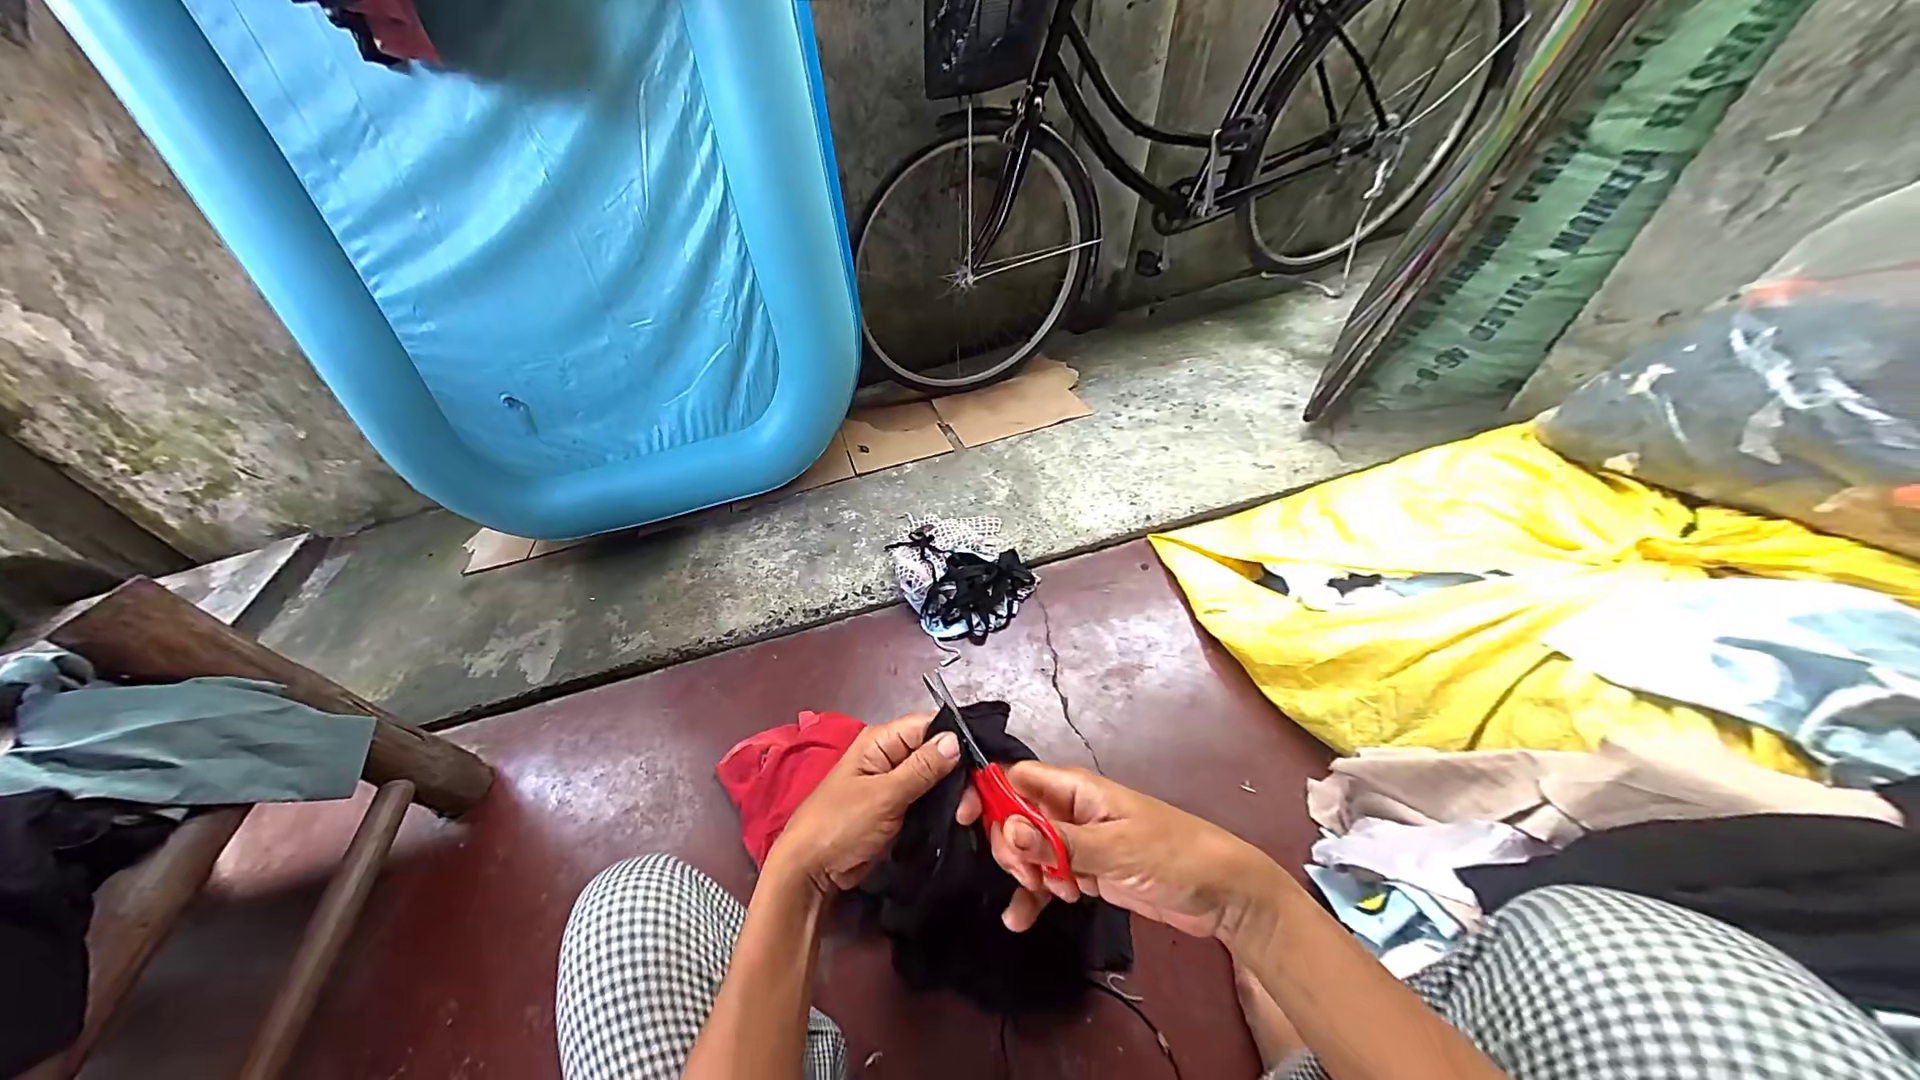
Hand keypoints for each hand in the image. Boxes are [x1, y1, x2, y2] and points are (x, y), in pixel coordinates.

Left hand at [767, 713, 962, 895]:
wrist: (811, 872)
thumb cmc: (840, 825)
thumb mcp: (884, 795)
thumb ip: (922, 767)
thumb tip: (955, 739)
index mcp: (881, 741)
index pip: (928, 725)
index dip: (956, 738)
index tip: (982, 761)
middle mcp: (890, 755)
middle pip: (937, 752)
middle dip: (958, 773)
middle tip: (973, 803)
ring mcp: (895, 782)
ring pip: (938, 777)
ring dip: (954, 794)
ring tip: (967, 815)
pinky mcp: (900, 808)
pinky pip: (930, 799)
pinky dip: (945, 808)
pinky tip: (960, 819)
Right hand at [984, 762, 1279, 944]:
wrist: (1221, 892)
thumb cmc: (1171, 853)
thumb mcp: (1115, 848)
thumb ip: (1059, 842)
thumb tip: (1007, 827)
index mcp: (1075, 788)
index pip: (1017, 777)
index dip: (988, 791)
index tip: (965, 817)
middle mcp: (1069, 810)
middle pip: (1015, 815)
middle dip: (1011, 844)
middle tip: (1029, 874)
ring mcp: (1076, 841)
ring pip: (1028, 849)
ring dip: (1025, 874)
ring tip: (1046, 897)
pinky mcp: (1085, 871)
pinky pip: (1046, 878)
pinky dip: (1033, 896)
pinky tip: (1022, 919)